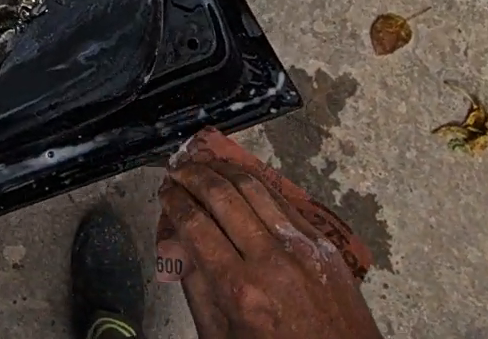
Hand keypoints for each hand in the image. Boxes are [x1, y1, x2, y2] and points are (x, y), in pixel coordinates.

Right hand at [160, 159, 384, 338]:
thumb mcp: (220, 335)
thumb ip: (195, 285)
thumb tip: (177, 239)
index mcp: (240, 290)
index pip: (195, 224)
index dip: (173, 200)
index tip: (164, 191)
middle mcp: (270, 260)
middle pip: (221, 195)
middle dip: (192, 175)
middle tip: (176, 169)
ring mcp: (301, 247)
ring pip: (252, 187)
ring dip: (221, 169)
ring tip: (203, 164)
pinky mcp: (324, 244)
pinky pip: (282, 200)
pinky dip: (254, 184)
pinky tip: (239, 180)